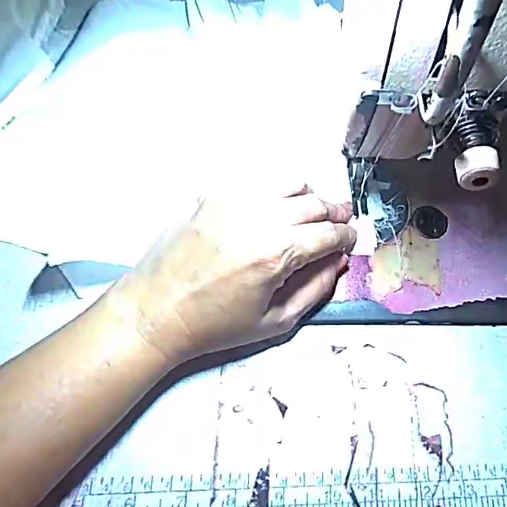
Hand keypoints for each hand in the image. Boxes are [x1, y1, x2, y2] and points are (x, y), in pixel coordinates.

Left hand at [104, 185, 357, 365]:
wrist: (156, 311)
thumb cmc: (211, 325)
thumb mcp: (274, 321)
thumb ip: (315, 289)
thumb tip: (336, 263)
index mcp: (275, 254)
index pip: (329, 233)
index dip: (347, 236)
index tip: (350, 240)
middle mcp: (257, 220)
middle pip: (314, 202)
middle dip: (335, 212)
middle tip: (341, 221)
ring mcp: (232, 202)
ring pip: (288, 182)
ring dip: (308, 196)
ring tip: (311, 211)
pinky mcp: (213, 196)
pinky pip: (256, 182)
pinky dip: (274, 191)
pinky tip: (275, 208)